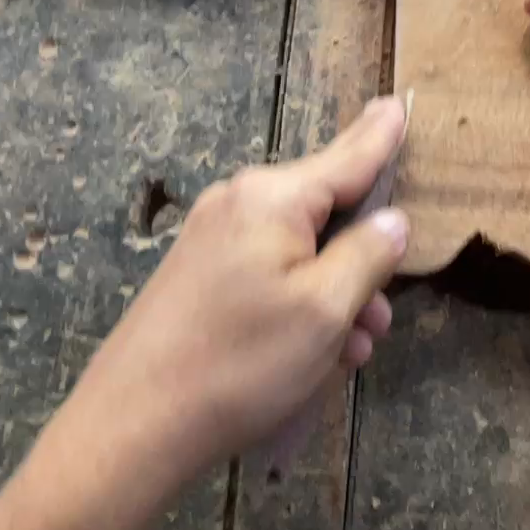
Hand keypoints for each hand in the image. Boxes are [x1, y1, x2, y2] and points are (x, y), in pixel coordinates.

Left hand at [40, 97, 406, 503]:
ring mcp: (215, 236)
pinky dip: (300, 301)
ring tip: (350, 348)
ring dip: (335, 292)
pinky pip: (271, 270)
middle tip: (382, 314)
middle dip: (362, 256)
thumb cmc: (241, 361)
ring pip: (302, 249)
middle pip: (326, 209)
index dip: (381, 136)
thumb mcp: (326, 309)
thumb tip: (393, 218)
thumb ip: (369, 253)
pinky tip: (312, 353)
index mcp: (274, 198)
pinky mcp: (201, 272)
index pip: (348, 156)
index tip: (398, 102)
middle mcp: (241, 202)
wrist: (131, 428)